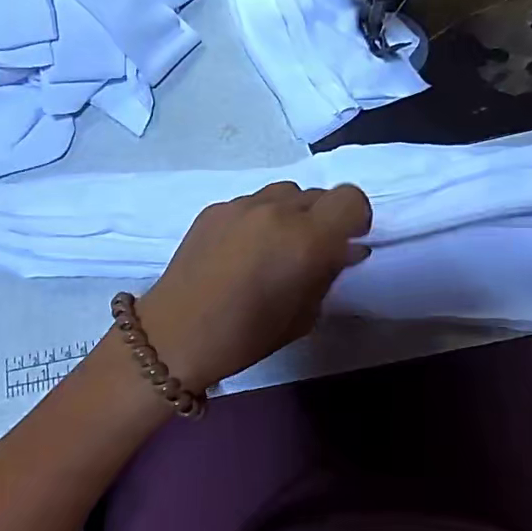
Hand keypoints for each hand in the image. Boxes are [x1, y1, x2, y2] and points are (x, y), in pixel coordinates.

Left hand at [133, 182, 372, 388]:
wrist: (175, 335)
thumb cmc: (247, 336)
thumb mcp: (304, 315)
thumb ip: (328, 274)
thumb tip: (344, 251)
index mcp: (306, 238)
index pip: (350, 199)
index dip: (355, 218)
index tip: (348, 241)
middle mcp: (276, 210)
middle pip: (317, 195)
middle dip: (323, 219)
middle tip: (311, 252)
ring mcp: (240, 205)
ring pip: (283, 194)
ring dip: (291, 215)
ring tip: (275, 248)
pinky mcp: (213, 209)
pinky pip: (250, 204)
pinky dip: (258, 219)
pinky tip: (240, 252)